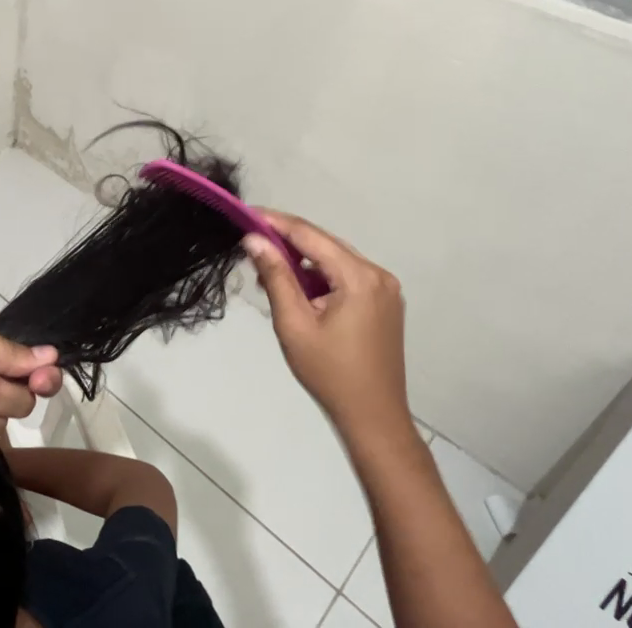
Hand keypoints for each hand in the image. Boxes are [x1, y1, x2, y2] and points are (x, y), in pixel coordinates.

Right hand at [242, 210, 416, 447]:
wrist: (373, 417)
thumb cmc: (329, 373)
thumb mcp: (293, 324)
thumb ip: (275, 277)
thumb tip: (254, 240)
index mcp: (359, 277)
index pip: (310, 236)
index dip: (276, 222)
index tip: (245, 214)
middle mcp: (378, 274)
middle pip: (324, 244)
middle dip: (287, 242)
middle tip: (250, 247)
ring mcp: (385, 289)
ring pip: (334, 259)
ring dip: (301, 261)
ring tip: (267, 273)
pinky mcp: (384, 303)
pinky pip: (346, 276)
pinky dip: (319, 277)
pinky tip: (296, 289)